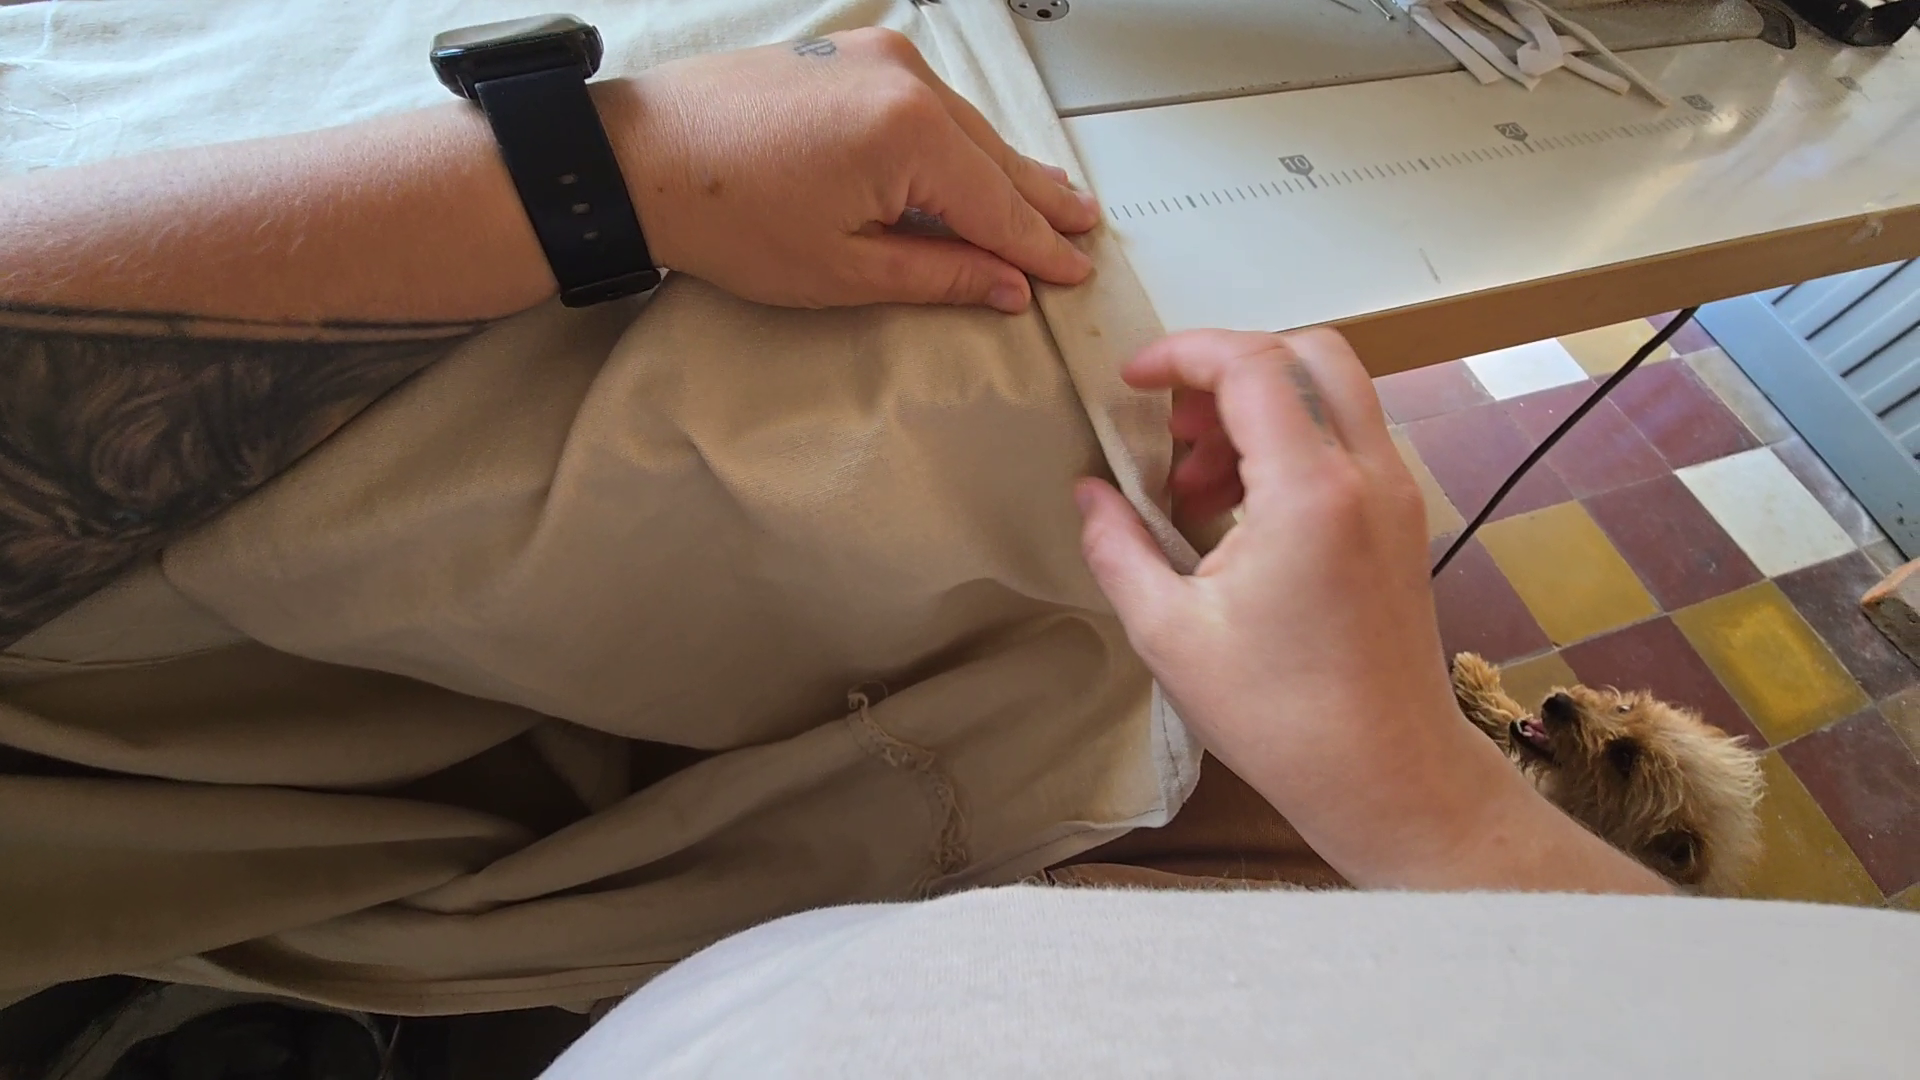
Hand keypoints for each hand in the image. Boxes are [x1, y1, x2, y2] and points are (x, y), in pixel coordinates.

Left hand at [596, 29, 1098, 312]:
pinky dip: (964, 145)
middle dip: (1040, 202)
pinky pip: (932, 108)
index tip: (1073, 274)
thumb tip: (1006, 287)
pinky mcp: (850, 59)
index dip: (1038, 250)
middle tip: (1084, 229)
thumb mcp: (848, 271)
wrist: (639, 159)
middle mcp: (907, 81)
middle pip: (994, 159)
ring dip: (1008, 171)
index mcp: (911, 136)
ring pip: (968, 130)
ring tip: (1053, 199)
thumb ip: (941, 275)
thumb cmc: (733, 222)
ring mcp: (877, 60)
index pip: (997, 207)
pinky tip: (984, 162)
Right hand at [1073, 329, 1666, 892]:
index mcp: (1309, 493)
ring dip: (1253, 411)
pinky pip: (1342, 439)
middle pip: (1307, 353)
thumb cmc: (1274, 712)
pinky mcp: (1399, 519)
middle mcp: (1367, 474)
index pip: (1253, 364)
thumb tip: (1088, 491)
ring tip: (1196, 485)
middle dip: (1225, 371)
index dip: (1181, 354)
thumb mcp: (1166, 630)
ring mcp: (1394, 494)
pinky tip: (1240, 513)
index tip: (1130, 382)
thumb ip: (1116, 545)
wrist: (1386, 775)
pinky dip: (1284, 444)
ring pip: (1329, 391)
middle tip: (1172, 432)